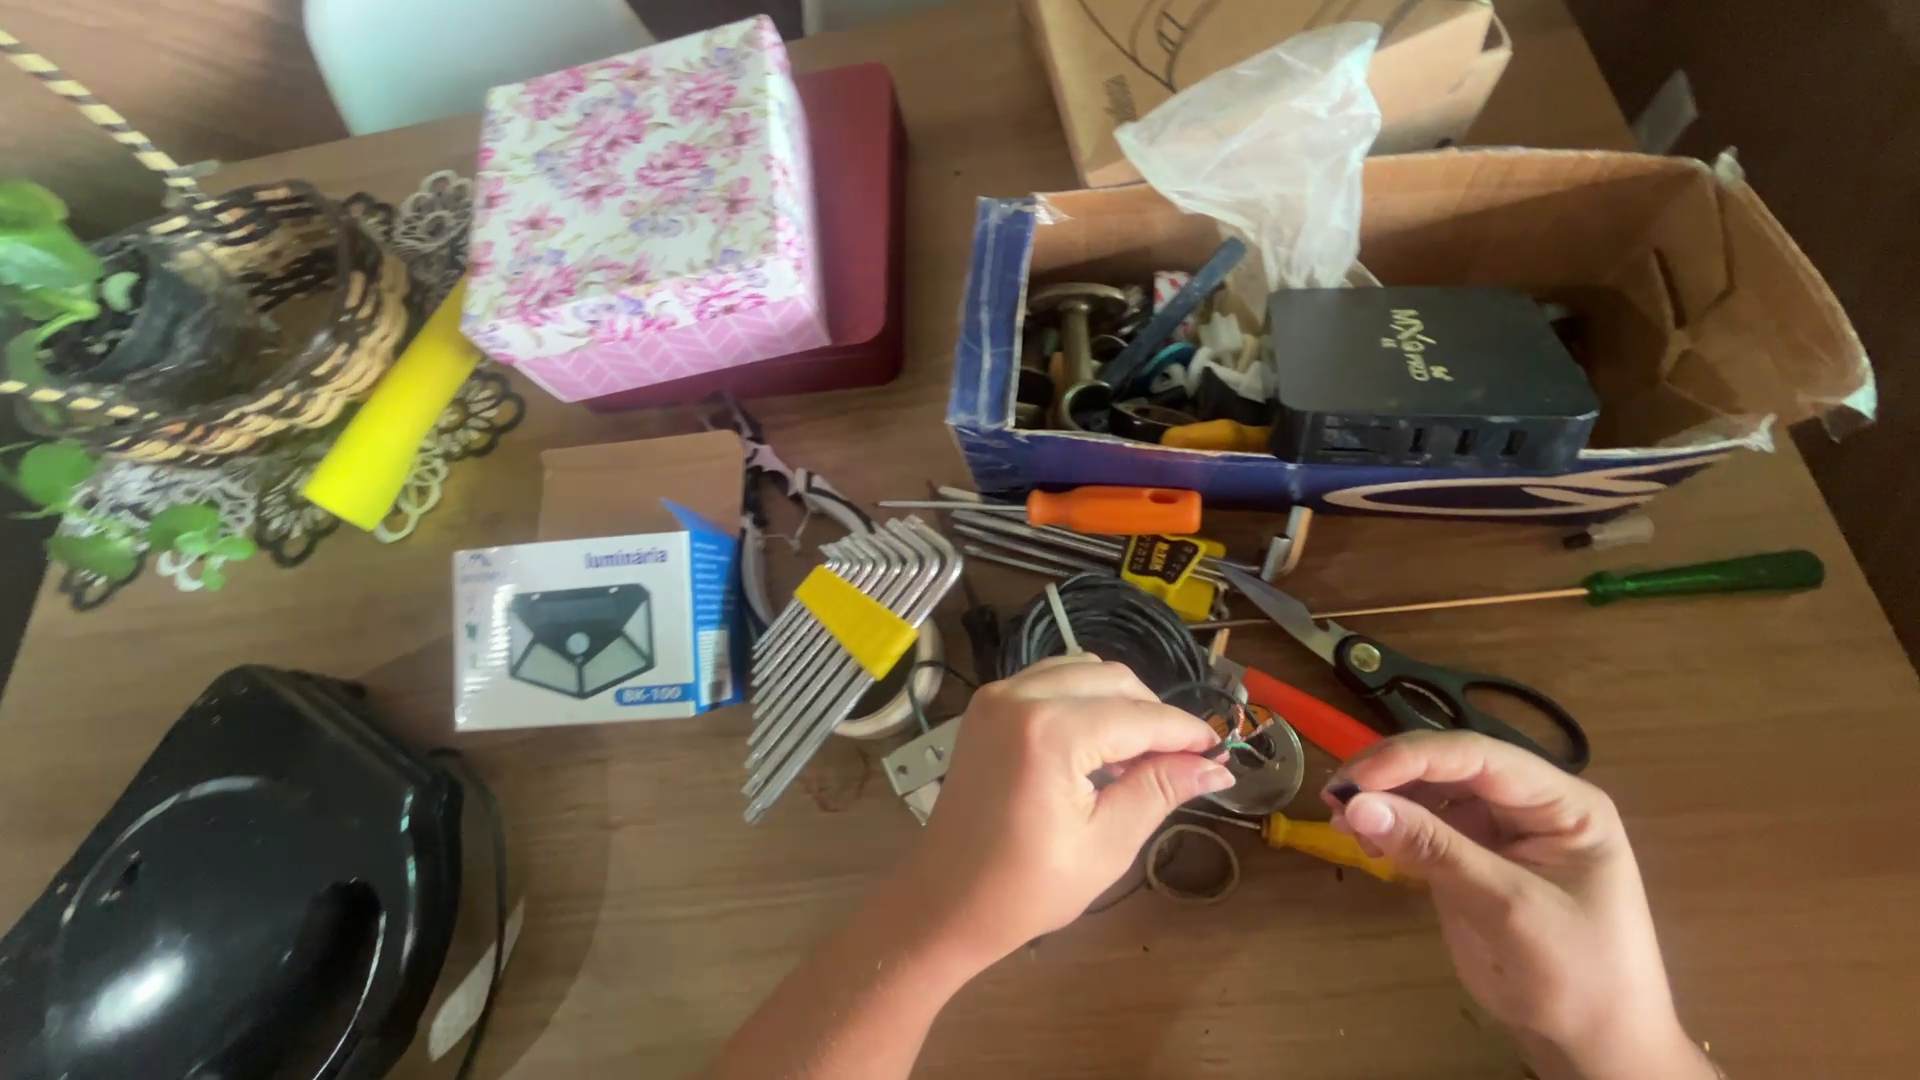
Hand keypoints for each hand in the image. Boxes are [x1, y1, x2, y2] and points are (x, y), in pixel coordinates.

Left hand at [894, 656, 1235, 968]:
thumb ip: (1160, 789)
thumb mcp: (1106, 844)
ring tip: (1139, 753)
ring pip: (1083, 669)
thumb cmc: (1026, 887)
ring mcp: (998, 693)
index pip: (1139, 715)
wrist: (945, 897)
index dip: (1186, 732)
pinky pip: (1052, 678)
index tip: (1219, 751)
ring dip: (1120, 700)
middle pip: (1114, 678)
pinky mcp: (987, 703)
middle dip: (1154, 713)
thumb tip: (1216, 766)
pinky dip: (1084, 697)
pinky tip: (1097, 741)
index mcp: (1049, 732)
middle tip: (1181, 759)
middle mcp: (1020, 695)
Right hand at [1323, 731, 1715, 1079]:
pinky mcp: (1467, 849)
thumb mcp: (1508, 908)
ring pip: (1424, 787)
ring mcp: (1496, 825)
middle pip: (1445, 764)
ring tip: (1340, 820)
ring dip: (1379, 797)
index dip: (1412, 758)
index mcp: (1562, 803)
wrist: (1594, 1046)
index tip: (1356, 780)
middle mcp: (1527, 802)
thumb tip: (1355, 805)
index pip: (1477, 757)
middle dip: (1388, 774)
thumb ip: (1434, 850)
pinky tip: (1360, 839)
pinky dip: (1385, 824)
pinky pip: (1417, 819)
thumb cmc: (1578, 977)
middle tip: (1335, 795)